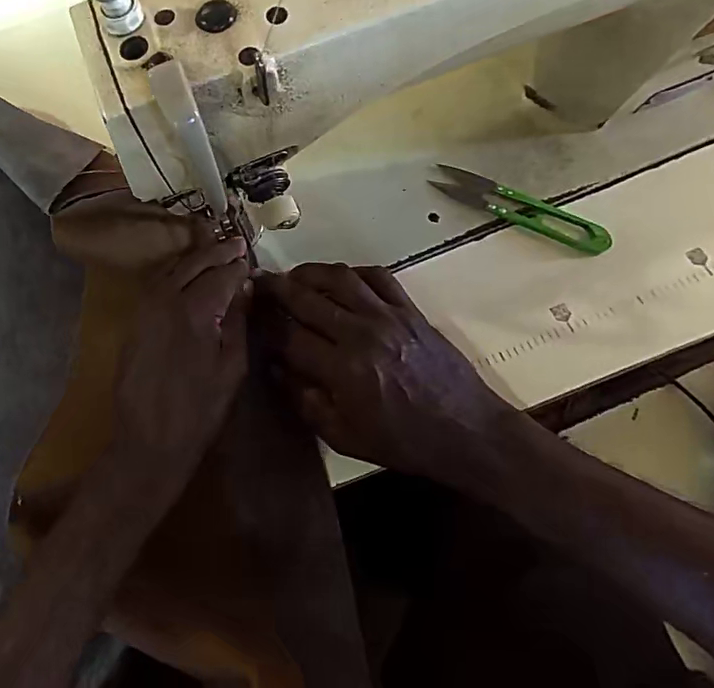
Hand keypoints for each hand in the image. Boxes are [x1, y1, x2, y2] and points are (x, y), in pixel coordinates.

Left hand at [112, 236, 251, 479]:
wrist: (148, 442)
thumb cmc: (200, 409)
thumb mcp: (232, 367)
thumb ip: (238, 321)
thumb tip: (243, 288)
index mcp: (196, 311)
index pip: (221, 274)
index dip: (237, 264)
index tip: (249, 257)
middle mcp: (167, 301)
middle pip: (194, 264)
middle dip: (217, 252)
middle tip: (235, 244)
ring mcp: (146, 309)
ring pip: (172, 269)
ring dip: (195, 257)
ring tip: (214, 252)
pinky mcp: (134, 322)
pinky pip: (157, 284)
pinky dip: (175, 272)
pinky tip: (187, 274)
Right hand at [261, 263, 528, 487]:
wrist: (465, 430)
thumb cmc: (403, 442)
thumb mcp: (345, 437)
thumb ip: (305, 401)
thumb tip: (275, 368)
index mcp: (342, 370)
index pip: (289, 336)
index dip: (263, 323)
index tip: (248, 313)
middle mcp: (361, 334)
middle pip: (308, 298)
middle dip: (277, 288)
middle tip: (259, 282)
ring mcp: (388, 316)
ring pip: (340, 278)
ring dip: (311, 272)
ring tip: (294, 275)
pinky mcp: (409, 308)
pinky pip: (377, 276)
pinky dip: (354, 272)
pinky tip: (341, 278)